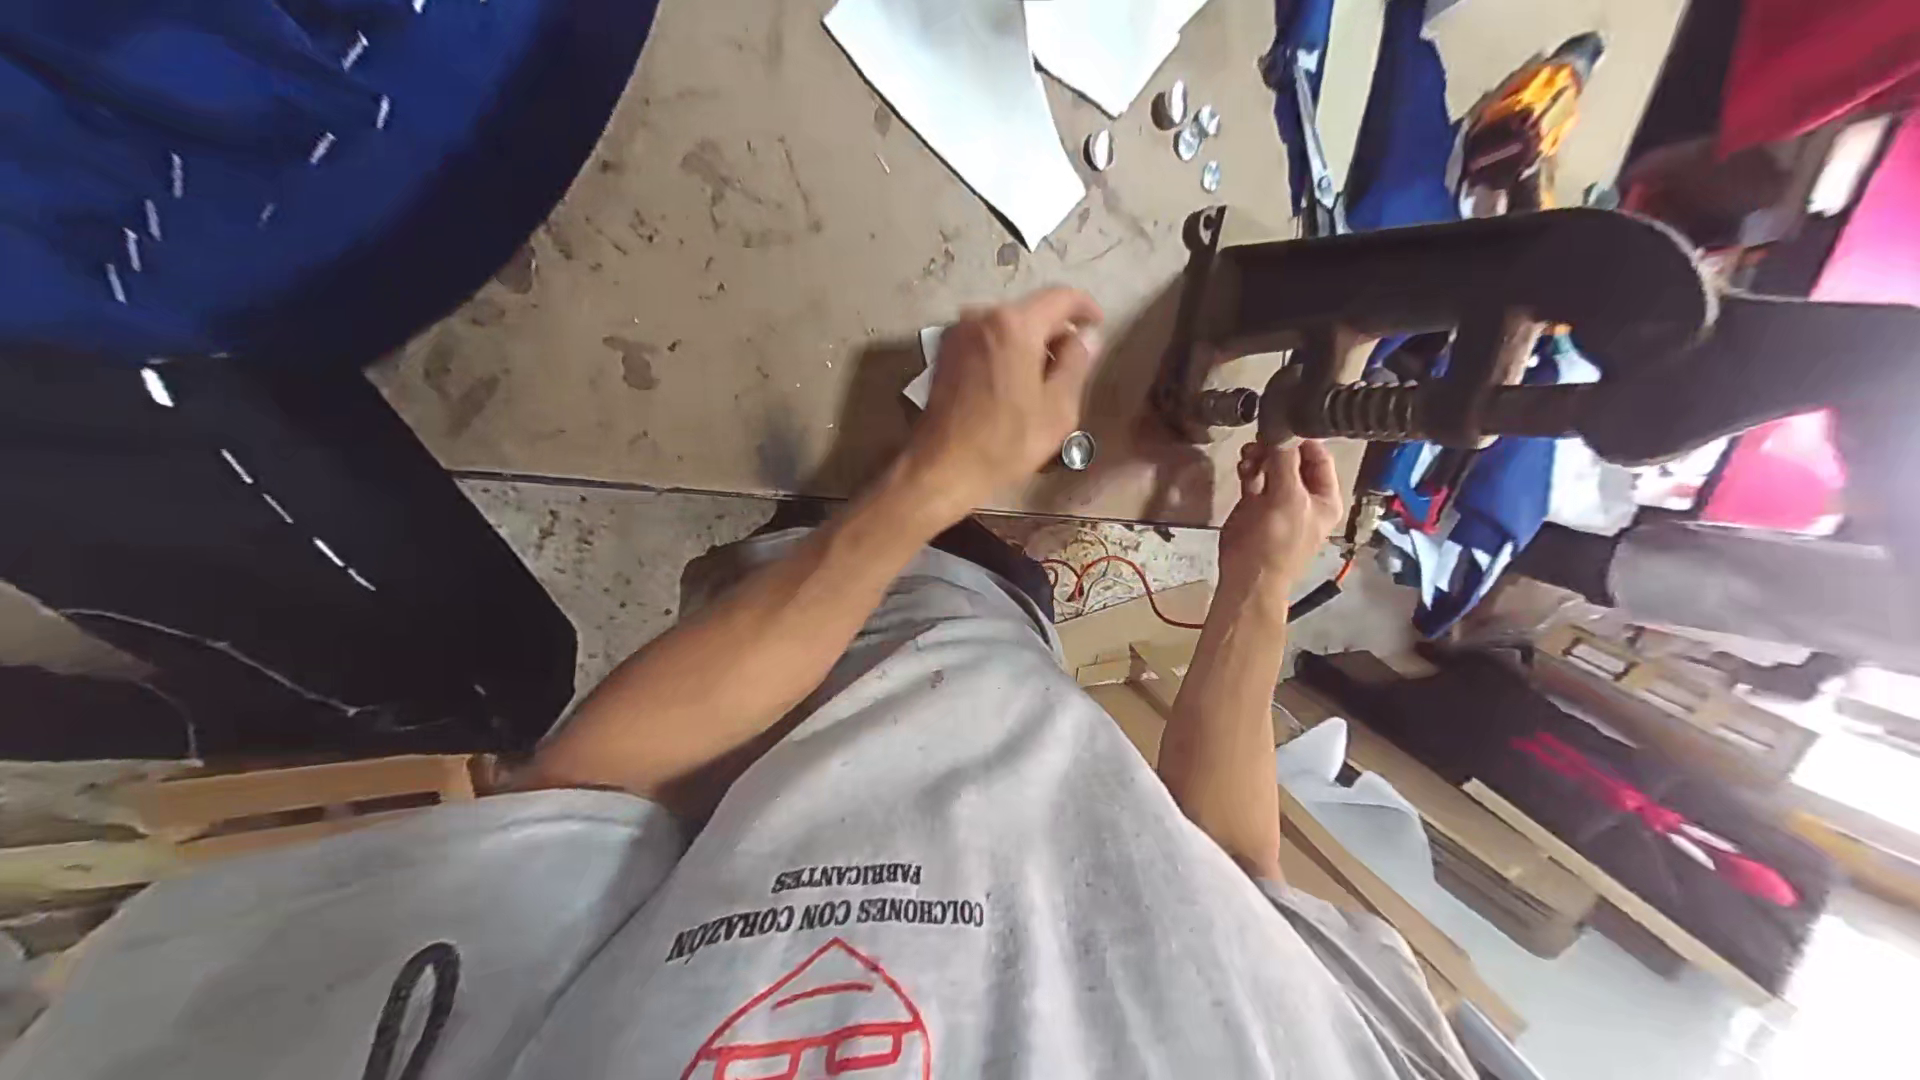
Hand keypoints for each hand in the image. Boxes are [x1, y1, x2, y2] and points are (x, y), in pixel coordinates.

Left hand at [901, 286, 1103, 517]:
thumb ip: (1077, 363)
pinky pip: (986, 340)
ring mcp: (958, 333)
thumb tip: (1086, 337)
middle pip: (1031, 311)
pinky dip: (1005, 351)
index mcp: (1014, 324)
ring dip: (1029, 343)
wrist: (944, 467)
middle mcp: (981, 316)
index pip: (1061, 297)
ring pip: (1007, 326)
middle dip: (1054, 331)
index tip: (1097, 324)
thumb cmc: (1006, 442)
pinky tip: (1012, 383)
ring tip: (1042, 379)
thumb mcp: (1057, 408)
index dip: (1085, 307)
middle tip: (1072, 364)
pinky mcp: (944, 352)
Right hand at [1218, 440, 1345, 606]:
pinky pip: (1254, 480)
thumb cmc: (1275, 541)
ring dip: (1259, 458)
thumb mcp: (1286, 498)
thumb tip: (1282, 429)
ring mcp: (1278, 501)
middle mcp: (1304, 497)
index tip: (1280, 424)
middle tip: (1258, 441)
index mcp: (1325, 498)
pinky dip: (1248, 471)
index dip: (1302, 439)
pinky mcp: (1254, 507)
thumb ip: (1284, 462)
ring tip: (1247, 456)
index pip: (1319, 457)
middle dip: (1275, 449)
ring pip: (1270, 468)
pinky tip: (1242, 468)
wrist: (1248, 577)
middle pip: (1292, 460)